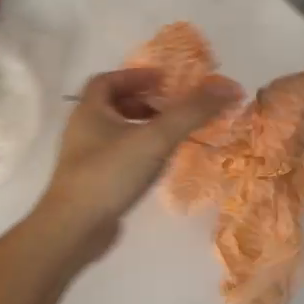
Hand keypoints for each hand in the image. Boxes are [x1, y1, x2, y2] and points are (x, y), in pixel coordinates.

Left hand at [34, 70, 242, 256]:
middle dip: (144, 101)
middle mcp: (81, 130)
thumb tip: (229, 85)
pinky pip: (116, 157)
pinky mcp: (92, 182)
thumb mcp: (155, 138)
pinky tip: (157, 164)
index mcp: (88, 111)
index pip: (106, 80)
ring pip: (115, 132)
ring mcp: (84, 158)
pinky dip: (137, 151)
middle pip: (111, 105)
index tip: (165, 81)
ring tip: (172, 134)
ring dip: (142, 127)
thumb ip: (191, 112)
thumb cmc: (109, 174)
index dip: (136, 76)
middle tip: (174, 108)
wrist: (74, 228)